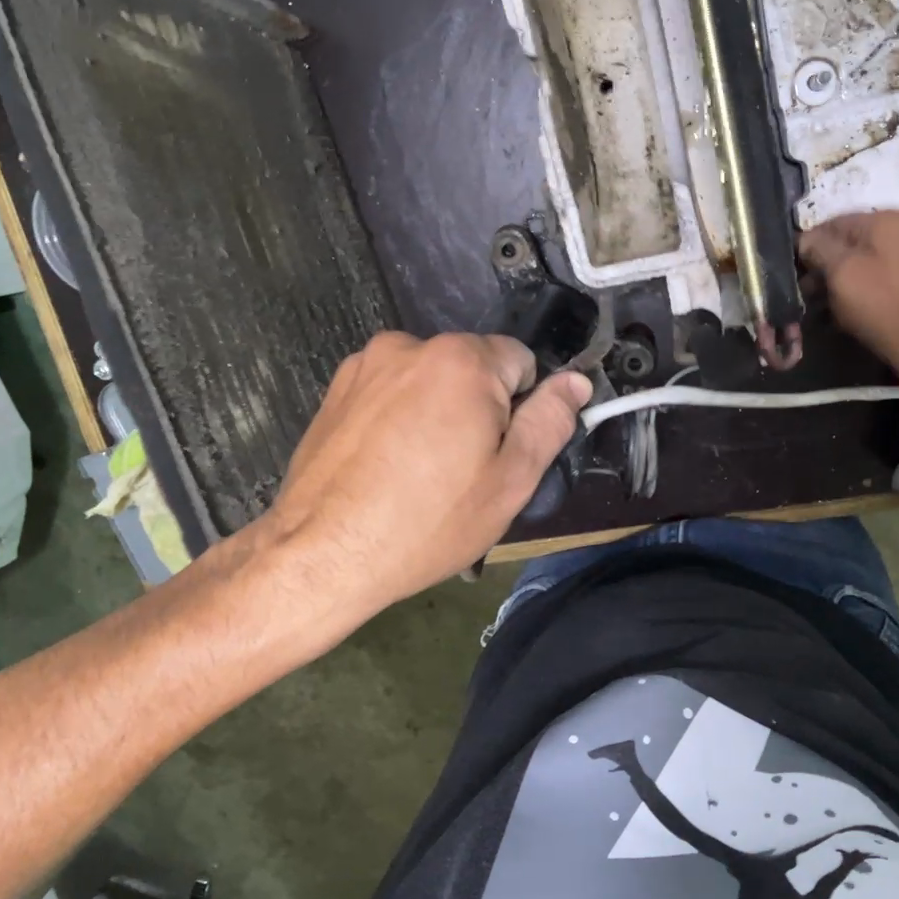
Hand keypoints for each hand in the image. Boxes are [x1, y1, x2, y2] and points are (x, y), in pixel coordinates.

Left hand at [261, 332, 590, 619]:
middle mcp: (411, 345)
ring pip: (430, 380)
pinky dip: (399, 418)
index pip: (521, 361)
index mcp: (461, 361)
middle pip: (473, 368)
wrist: (323, 552)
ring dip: (437, 411)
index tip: (500, 455)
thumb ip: (549, 422)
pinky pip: (390, 391)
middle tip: (463, 473)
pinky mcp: (336, 389)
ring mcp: (366, 364)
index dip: (522, 409)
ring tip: (419, 474)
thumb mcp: (510, 482)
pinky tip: (387, 467)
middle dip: (479, 409)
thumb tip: (576, 382)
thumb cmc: (428, 522)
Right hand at [799, 211, 898, 376]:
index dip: (809, 245)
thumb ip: (818, 249)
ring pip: (863, 260)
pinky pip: (879, 275)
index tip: (795, 273)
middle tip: (808, 293)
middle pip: (849, 241)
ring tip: (827, 306)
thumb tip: (804, 240)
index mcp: (885, 219)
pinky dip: (861, 289)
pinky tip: (851, 310)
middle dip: (825, 265)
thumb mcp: (841, 272)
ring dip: (841, 280)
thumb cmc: (882, 304)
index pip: (833, 222)